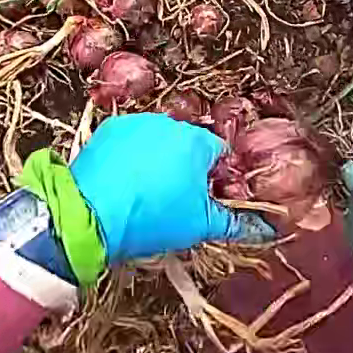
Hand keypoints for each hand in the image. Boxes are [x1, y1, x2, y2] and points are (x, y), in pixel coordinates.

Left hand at [71, 114, 270, 264]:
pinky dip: (130, 156)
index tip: (204, 198)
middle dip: (186, 169)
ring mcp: (139, 123)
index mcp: (198, 143)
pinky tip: (122, 182)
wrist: (88, 215)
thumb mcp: (199, 225)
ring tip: (145, 193)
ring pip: (159, 142)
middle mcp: (171, 125)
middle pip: (189, 146)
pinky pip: (130, 140)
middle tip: (174, 200)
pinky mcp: (111, 129)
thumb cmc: (151, 217)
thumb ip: (234, 223)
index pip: (220, 153)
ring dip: (158, 160)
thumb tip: (264, 229)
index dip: (215, 177)